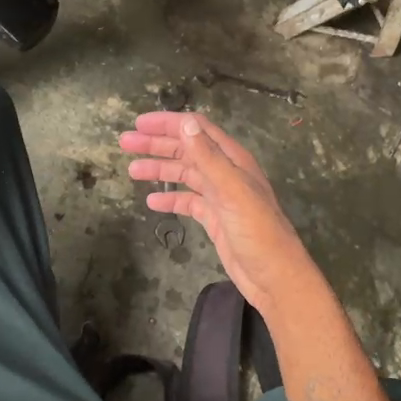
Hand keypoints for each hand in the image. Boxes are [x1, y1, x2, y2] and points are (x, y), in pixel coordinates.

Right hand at [121, 113, 322, 318]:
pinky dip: (170, 199)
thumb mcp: (231, 190)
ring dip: (159, 170)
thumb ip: (208, 156)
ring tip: (132, 170)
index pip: (196, 129)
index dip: (168, 123)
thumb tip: (184, 122)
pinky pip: (188, 202)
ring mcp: (219, 196)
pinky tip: (152, 203)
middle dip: (156, 144)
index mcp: (232, 159)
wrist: (275, 278)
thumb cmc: (257, 231)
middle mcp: (225, 172)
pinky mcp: (215, 219)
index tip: (139, 124)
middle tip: (125, 142)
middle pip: (186, 149)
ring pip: (184, 175)